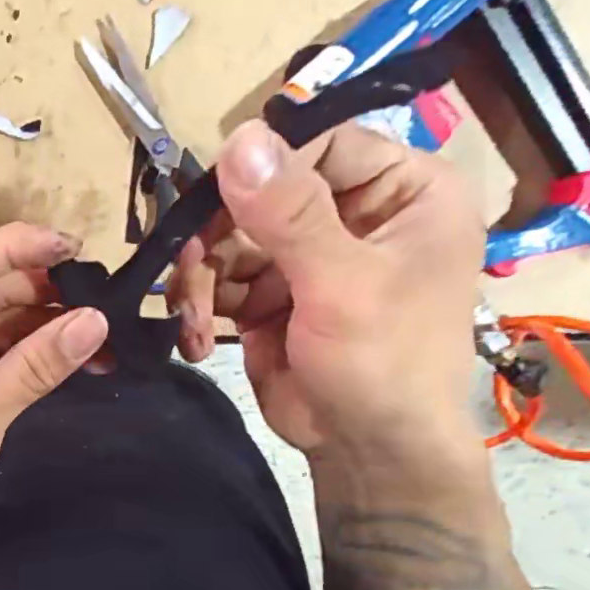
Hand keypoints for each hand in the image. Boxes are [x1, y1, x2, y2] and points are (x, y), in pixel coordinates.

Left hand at [0, 223, 108, 553]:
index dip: (13, 249)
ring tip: (103, 322)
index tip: (69, 245)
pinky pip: (8, 345)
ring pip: (4, 315)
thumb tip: (95, 322)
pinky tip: (81, 348)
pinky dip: (43, 346)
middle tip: (101, 287)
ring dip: (51, 318)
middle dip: (43, 286)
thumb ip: (34, 369)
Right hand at [167, 120, 486, 466]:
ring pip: (227, 238)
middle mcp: (351, 215)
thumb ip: (291, 212)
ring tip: (193, 321)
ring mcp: (304, 257)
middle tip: (188, 271)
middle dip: (216, 237)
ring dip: (199, 279)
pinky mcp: (267, 296)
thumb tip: (240, 136)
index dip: (264, 165)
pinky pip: (217, 279)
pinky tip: (196, 338)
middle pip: (259, 193)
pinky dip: (199, 306)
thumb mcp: (343, 284)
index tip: (213, 197)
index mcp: (401, 192)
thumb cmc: (383, 364)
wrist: (365, 453)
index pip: (321, 145)